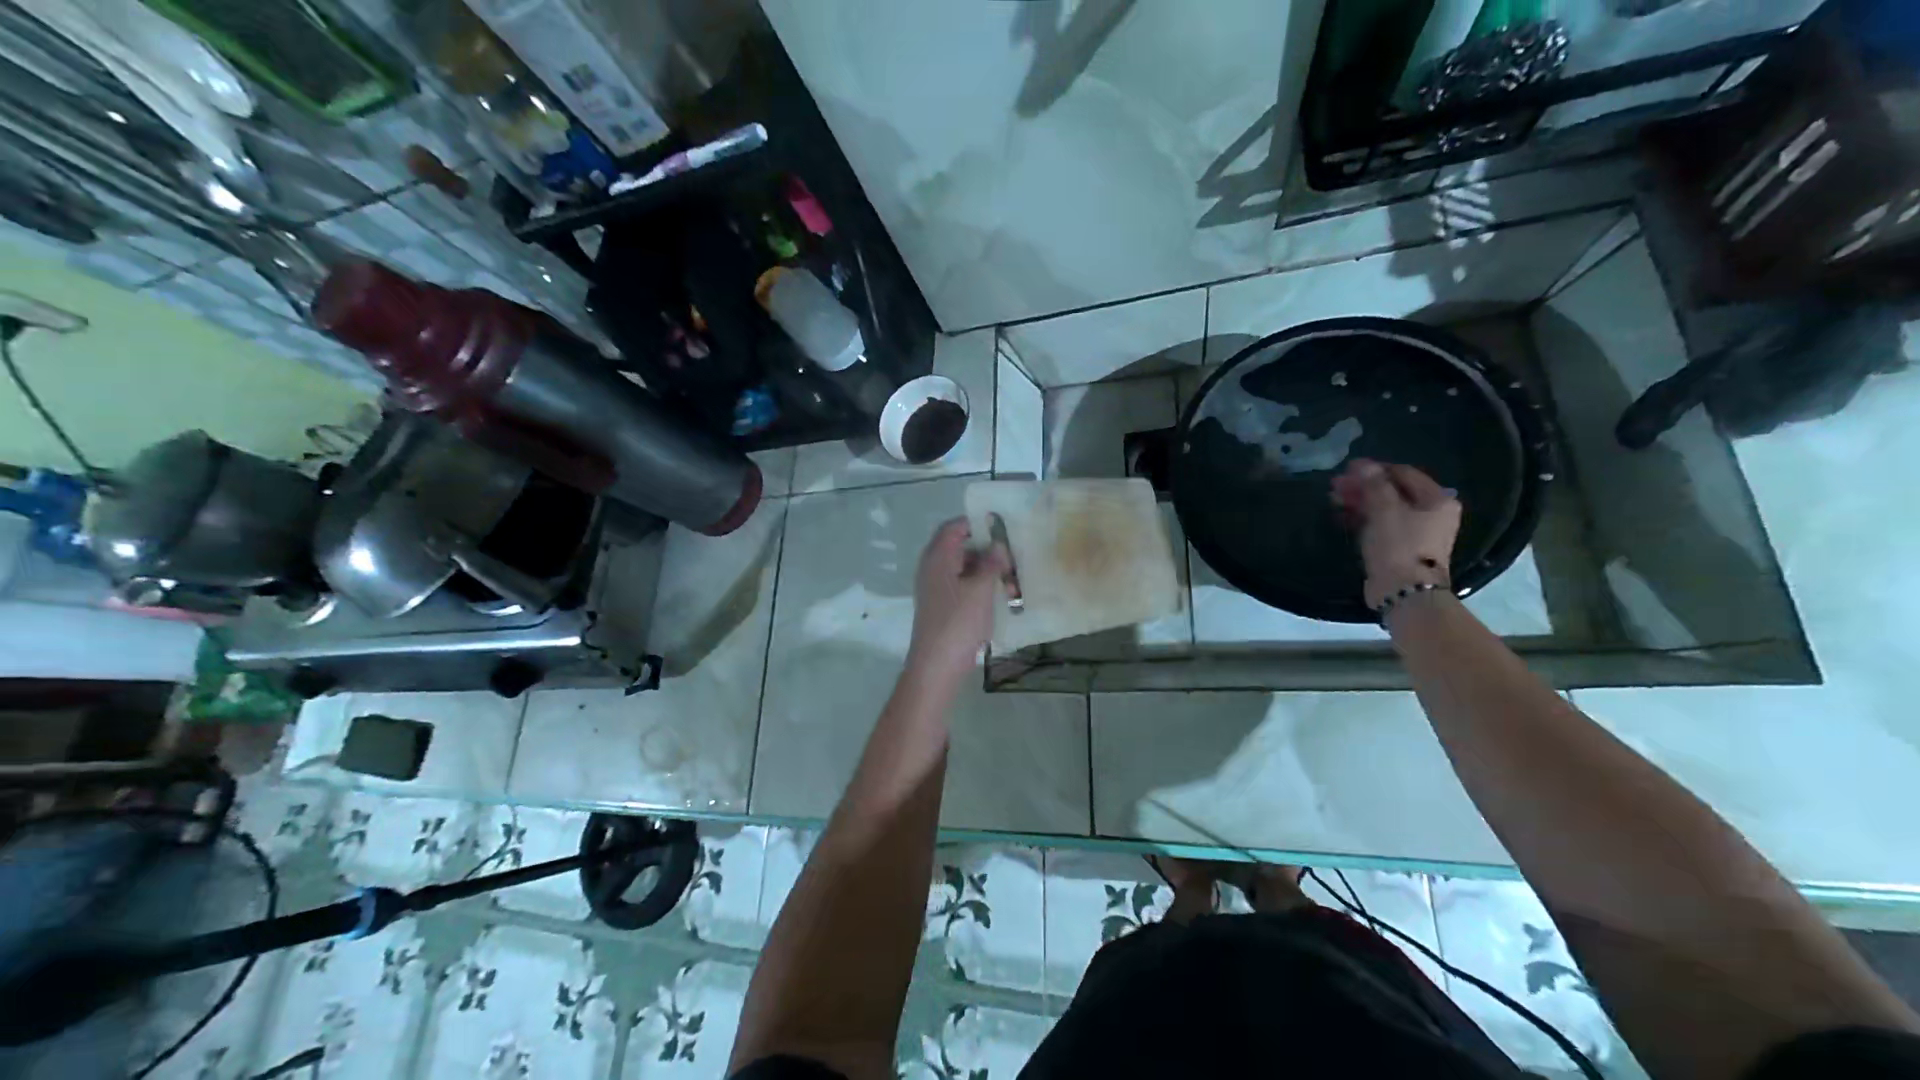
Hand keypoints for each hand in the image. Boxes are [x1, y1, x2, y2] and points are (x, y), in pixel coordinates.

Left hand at [906, 518, 1011, 683]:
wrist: (936, 666)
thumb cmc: (958, 622)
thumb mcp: (980, 589)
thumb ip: (991, 563)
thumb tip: (997, 545)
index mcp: (938, 557)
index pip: (954, 527)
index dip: (977, 524)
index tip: (1003, 529)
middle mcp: (934, 568)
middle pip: (963, 548)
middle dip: (989, 553)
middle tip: (1013, 563)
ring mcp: (938, 589)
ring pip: (967, 571)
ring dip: (990, 575)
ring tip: (1013, 589)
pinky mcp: (944, 607)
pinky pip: (965, 588)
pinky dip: (983, 590)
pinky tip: (1003, 601)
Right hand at [1330, 458, 1461, 609]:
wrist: (1403, 591)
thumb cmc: (1399, 546)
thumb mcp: (1385, 510)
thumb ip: (1374, 484)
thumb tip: (1363, 465)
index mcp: (1437, 500)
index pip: (1403, 473)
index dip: (1374, 469)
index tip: (1347, 469)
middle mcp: (1432, 514)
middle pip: (1393, 491)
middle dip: (1363, 487)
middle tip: (1335, 485)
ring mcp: (1417, 532)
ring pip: (1385, 508)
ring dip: (1359, 502)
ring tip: (1334, 500)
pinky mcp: (1401, 548)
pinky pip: (1381, 525)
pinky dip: (1363, 519)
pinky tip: (1342, 517)